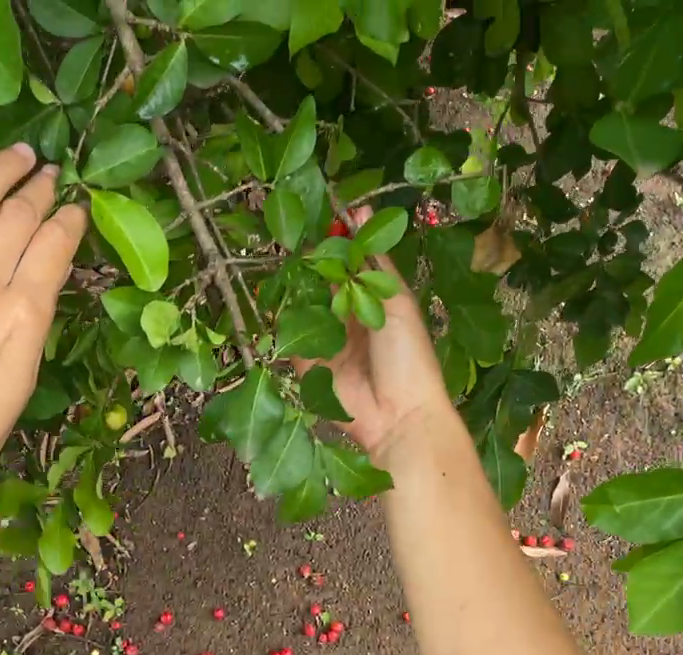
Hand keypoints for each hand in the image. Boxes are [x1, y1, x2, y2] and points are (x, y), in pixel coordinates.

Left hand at [0, 143, 86, 506]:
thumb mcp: (22, 378)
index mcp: (21, 312)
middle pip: (14, 214)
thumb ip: (27, 320)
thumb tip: (28, 283)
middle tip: (47, 169)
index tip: (75, 207)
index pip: (52, 244)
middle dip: (37, 185)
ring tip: (11, 158)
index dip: (68, 219)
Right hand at [293, 209, 456, 468]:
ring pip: (302, 305)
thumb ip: (374, 263)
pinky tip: (275, 298)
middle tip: (297, 236)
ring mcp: (324, 339)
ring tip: (286, 264)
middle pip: (322, 281)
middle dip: (312, 261)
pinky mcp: (305, 362)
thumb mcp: (396, 300)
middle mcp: (346, 316)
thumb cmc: (407, 355)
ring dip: (294, 286)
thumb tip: (358, 214)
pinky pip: (289, 336)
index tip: (328, 216)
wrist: (397, 413)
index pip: (349, 263)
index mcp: (372, 299)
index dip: (338, 241)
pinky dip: (282, 319)